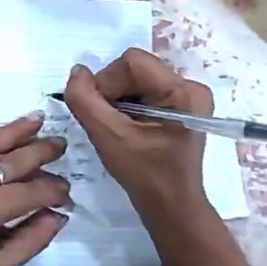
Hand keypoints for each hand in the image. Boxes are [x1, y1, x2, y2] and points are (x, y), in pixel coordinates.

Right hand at [60, 48, 214, 228]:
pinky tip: (124, 126)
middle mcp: (190, 87)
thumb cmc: (143, 173)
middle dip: (111, 91)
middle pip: (133, 68)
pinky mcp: (178, 105)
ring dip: (115, 98)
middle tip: (107, 121)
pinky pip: (140, 89)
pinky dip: (124, 104)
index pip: (131, 62)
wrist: (169, 204)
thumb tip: (76, 72)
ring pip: (133, 78)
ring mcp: (186, 96)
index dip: (106, 81)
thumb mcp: (107, 136)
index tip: (101, 111)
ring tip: (116, 126)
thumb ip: (84, 99)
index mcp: (183, 91)